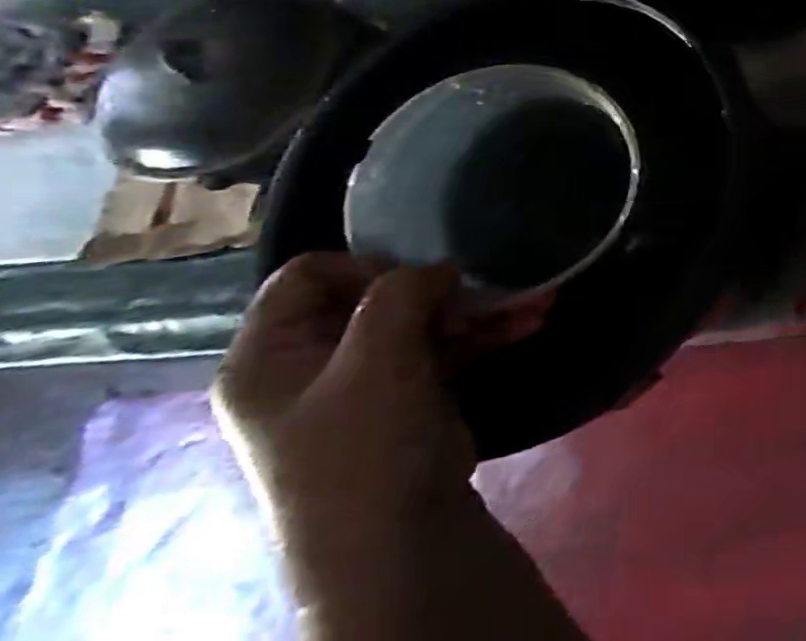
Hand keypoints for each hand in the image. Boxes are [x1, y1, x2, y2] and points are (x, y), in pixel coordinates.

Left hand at [214, 254, 546, 563]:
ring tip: (535, 300)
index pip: (305, 277)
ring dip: (479, 309)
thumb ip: (398, 297)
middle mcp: (312, 362)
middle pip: (375, 296)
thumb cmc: (363, 447)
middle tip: (486, 290)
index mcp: (270, 355)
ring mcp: (365, 380)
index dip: (364, 267)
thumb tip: (437, 268)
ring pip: (423, 320)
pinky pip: (448, 346)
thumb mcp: (373, 363)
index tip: (418, 282)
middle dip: (441, 289)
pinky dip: (486, 333)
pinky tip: (530, 322)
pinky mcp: (411, 393)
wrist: (398, 537)